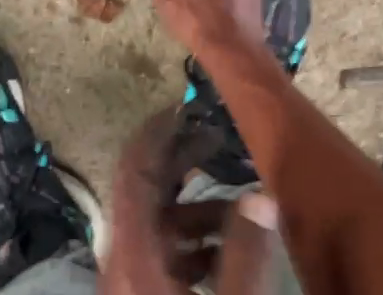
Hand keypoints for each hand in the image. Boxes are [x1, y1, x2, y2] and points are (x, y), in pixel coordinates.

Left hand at [100, 108, 278, 294]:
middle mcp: (121, 255)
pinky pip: (163, 252)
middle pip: (147, 190)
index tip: (186, 106)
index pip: (134, 169)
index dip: (156, 132)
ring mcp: (129, 277)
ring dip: (198, 208)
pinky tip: (229, 250)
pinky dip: (194, 241)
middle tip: (219, 139)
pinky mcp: (140, 293)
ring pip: (159, 224)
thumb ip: (244, 254)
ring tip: (243, 203)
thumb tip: (261, 196)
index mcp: (133, 249)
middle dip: (183, 162)